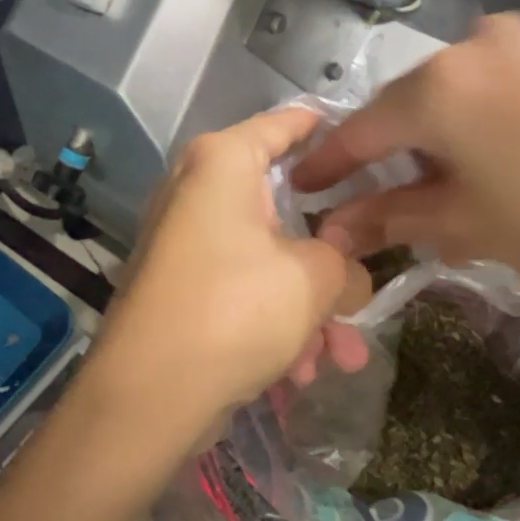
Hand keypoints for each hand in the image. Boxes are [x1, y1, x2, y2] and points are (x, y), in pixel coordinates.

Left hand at [92, 108, 372, 435]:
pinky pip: (242, 291)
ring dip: (311, 308)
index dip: (333, 130)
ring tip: (345, 358)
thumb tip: (353, 276)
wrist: (147, 397)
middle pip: (284, 207)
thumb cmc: (236, 310)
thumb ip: (348, 263)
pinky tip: (303, 373)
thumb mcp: (315, 281)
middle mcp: (197, 191)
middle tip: (368, 277)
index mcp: (223, 163)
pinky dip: (275, 324)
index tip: (372, 143)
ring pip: (269, 261)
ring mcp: (184, 242)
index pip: (288, 123)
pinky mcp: (180, 289)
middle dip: (333, 258)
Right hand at [293, 12, 519, 291]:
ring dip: (436, 143)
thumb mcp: (472, 226)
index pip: (360, 128)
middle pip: (407, 106)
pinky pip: (494, 86)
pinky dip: (477, 126)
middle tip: (379, 209)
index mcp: (437, 85)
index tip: (303, 192)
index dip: (328, 165)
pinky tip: (494, 169)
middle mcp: (472, 44)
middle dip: (388, 157)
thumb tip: (334, 228)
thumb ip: (392, 217)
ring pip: (453, 95)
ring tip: (443, 197)